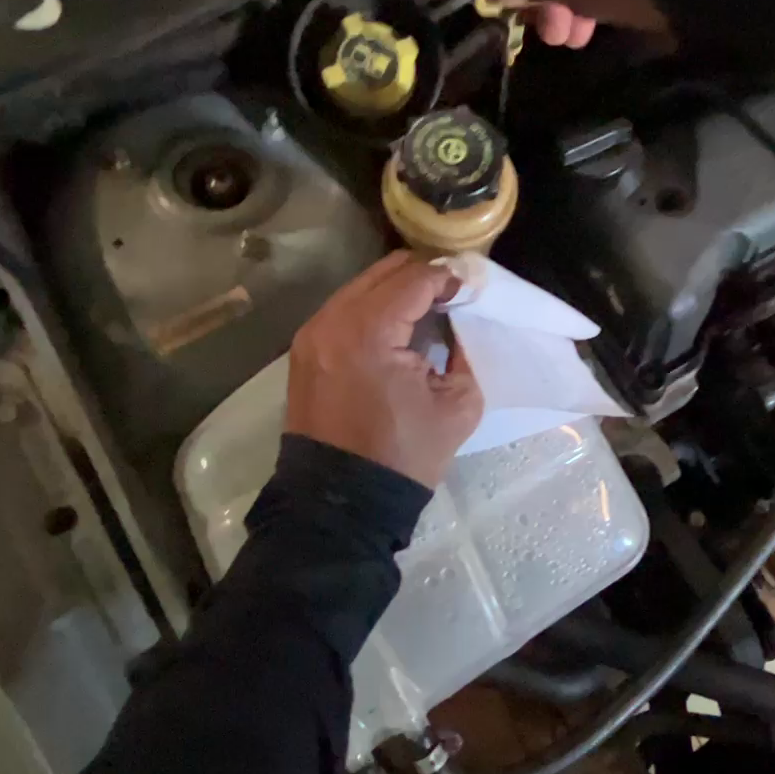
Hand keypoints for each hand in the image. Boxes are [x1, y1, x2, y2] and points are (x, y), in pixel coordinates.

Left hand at [285, 252, 483, 488]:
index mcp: (370, 331)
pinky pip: (344, 309)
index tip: (469, 290)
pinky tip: (396, 327)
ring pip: (361, 286)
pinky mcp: (304, 350)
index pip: (416, 279)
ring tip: (426, 309)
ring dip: (396, 289)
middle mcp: (333, 321)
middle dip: (422, 275)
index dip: (448, 277)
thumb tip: (457, 320)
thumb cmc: (405, 454)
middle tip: (451, 294)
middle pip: (385, 271)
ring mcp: (312, 334)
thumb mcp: (459, 403)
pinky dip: (373, 307)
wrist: (341, 502)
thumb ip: (464, 349)